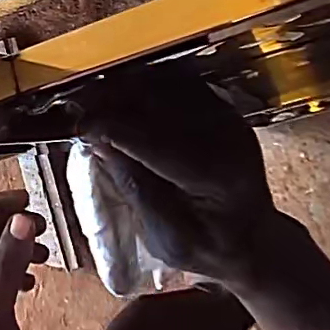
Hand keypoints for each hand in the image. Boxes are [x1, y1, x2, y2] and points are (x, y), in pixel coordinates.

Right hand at [77, 69, 279, 284]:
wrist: (251, 234)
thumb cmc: (209, 247)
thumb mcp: (168, 240)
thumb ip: (135, 190)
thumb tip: (99, 144)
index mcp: (217, 176)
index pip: (157, 141)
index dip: (114, 129)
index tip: (81, 127)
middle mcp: (227, 137)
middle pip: (161, 103)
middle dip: (114, 101)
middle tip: (78, 108)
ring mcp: (226, 117)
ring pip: (166, 85)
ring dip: (125, 87)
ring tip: (92, 99)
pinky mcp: (220, 107)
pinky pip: (177, 82)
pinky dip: (143, 84)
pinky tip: (118, 94)